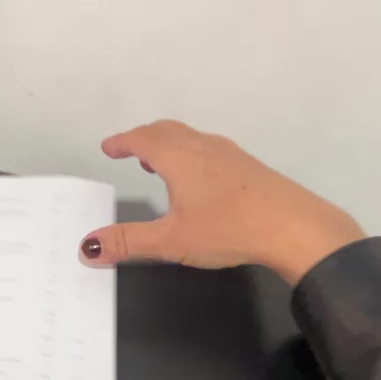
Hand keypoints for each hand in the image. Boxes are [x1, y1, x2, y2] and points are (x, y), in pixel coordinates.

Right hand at [78, 120, 366, 283]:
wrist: (293, 227)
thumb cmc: (228, 230)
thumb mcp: (170, 241)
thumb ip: (128, 242)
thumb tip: (87, 247)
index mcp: (180, 159)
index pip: (143, 140)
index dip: (123, 142)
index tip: (108, 147)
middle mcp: (204, 148)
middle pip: (167, 131)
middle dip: (143, 137)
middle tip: (128, 148)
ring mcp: (229, 155)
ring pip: (190, 138)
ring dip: (167, 144)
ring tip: (156, 161)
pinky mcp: (247, 167)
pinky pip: (208, 149)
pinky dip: (189, 153)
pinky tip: (195, 178)